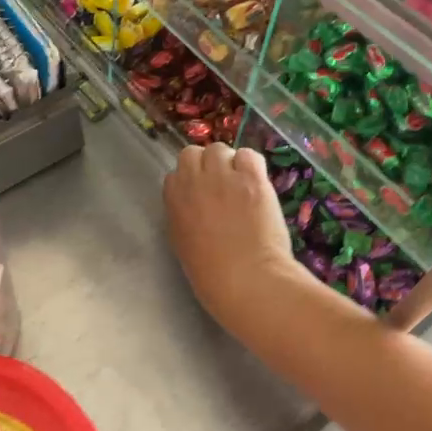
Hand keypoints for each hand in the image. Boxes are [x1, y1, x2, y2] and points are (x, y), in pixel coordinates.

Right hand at [163, 143, 305, 327]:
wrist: (246, 281)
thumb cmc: (212, 275)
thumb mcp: (182, 242)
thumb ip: (182, 215)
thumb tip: (193, 204)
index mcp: (174, 198)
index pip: (176, 173)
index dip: (192, 181)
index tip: (203, 195)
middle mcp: (193, 180)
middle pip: (194, 153)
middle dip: (207, 165)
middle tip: (223, 184)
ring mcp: (222, 176)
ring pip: (220, 149)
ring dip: (229, 163)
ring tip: (242, 183)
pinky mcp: (251, 178)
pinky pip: (249, 155)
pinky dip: (252, 166)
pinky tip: (257, 183)